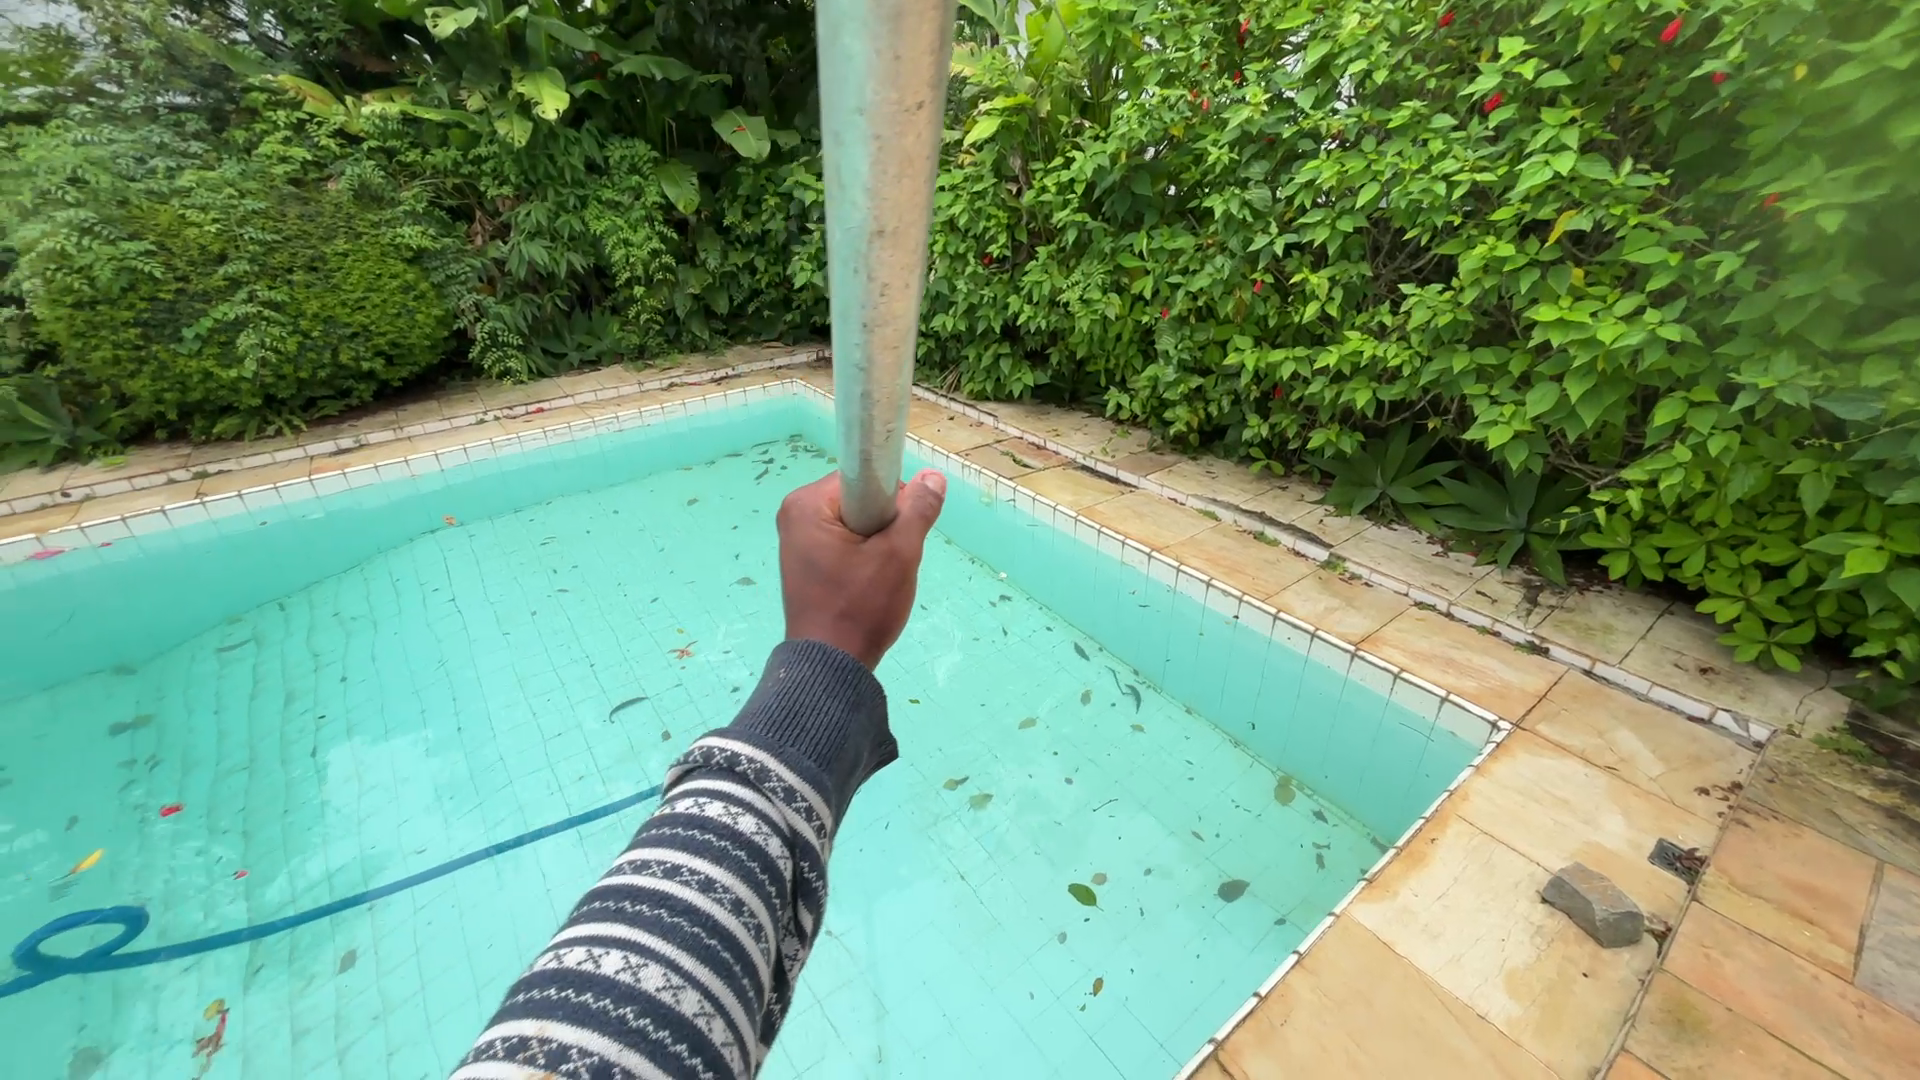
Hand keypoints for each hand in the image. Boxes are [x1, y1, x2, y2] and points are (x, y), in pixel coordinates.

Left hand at [776, 469, 946, 668]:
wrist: (832, 667)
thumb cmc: (861, 606)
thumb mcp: (900, 554)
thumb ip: (918, 510)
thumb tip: (934, 476)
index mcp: (806, 504)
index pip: (864, 479)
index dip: (893, 499)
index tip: (904, 529)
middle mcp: (794, 515)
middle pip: (860, 501)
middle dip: (886, 525)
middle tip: (894, 559)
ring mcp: (797, 542)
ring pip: (857, 524)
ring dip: (877, 544)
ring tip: (881, 576)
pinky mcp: (805, 564)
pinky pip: (845, 544)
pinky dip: (864, 558)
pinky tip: (870, 584)